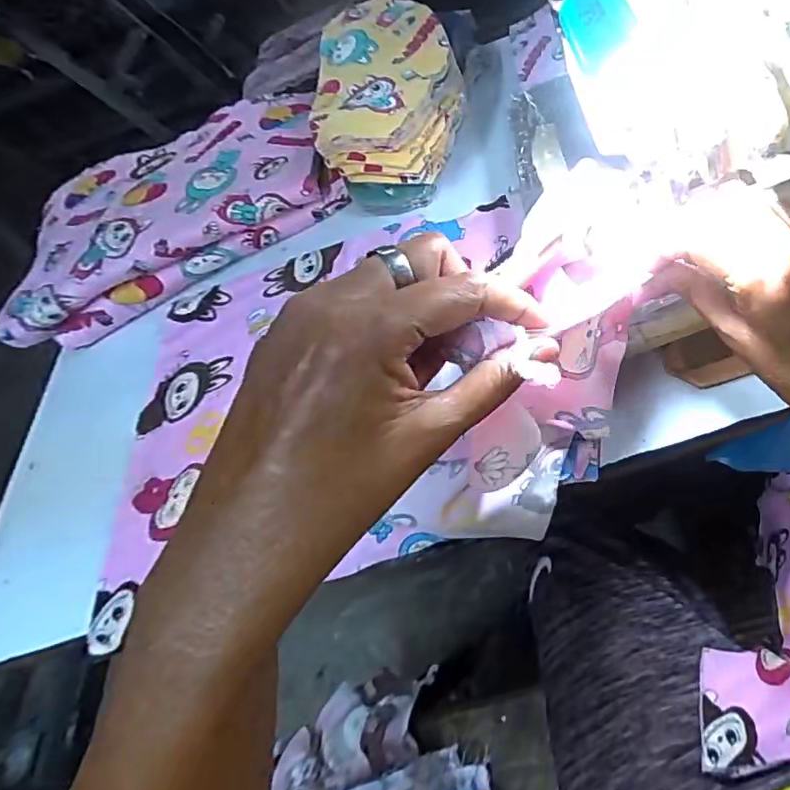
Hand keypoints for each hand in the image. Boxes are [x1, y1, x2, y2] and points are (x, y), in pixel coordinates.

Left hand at [200, 233, 556, 520]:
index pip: (461, 288)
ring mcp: (304, 308)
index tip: (540, 325)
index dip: (511, 302)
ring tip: (435, 361)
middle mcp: (334, 298)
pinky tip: (391, 365)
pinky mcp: (287, 326)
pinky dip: (388, 312)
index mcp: (371, 325)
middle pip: (421, 255)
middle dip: (463, 286)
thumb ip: (493, 381)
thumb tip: (543, 352)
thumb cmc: (345, 491)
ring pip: (387, 272)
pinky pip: (354, 295)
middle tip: (478, 341)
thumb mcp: (429, 434)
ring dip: (426, 300)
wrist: (247, 533)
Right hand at [652, 186, 789, 432]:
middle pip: (715, 214)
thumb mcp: (731, 333)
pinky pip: (760, 206)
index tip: (646, 263)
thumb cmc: (783, 366)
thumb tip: (653, 274)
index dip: (665, 247)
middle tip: (659, 252)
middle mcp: (779, 247)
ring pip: (736, 202)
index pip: (699, 240)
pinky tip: (715, 229)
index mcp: (760, 278)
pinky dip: (731, 210)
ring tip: (683, 240)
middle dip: (680, 228)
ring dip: (703, 215)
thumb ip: (694, 291)